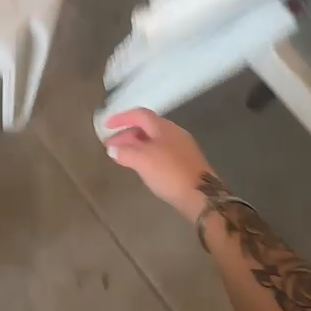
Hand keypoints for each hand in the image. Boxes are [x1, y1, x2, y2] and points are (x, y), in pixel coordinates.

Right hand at [102, 108, 217, 219]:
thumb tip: (112, 148)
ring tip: (124, 157)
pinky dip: (148, 155)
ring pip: (155, 141)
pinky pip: (162, 152)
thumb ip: (125, 152)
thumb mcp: (142, 160)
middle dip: (127, 134)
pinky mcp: (188, 163)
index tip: (106, 125)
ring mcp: (183, 148)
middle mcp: (174, 133)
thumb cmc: (170, 172)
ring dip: (137, 146)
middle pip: (147, 127)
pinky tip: (144, 167)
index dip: (121, 118)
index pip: (139, 114)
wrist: (203, 197)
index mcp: (163, 127)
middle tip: (112, 146)